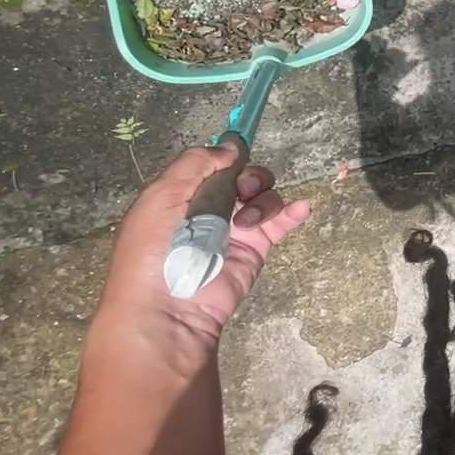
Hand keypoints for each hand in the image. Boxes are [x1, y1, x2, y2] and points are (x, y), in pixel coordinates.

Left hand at [92, 144, 311, 363]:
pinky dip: (293, 212)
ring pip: (264, 196)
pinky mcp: (257, 246)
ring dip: (263, 200)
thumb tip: (231, 148)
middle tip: (243, 189)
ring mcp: (236, 227)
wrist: (169, 306)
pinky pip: (282, 221)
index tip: (237, 151)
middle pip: (244, 176)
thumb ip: (194, 164)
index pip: (211, 165)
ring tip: (249, 221)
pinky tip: (299, 209)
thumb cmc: (155, 250)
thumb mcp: (160, 198)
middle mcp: (210, 208)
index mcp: (180, 196)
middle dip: (250, 176)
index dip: (225, 156)